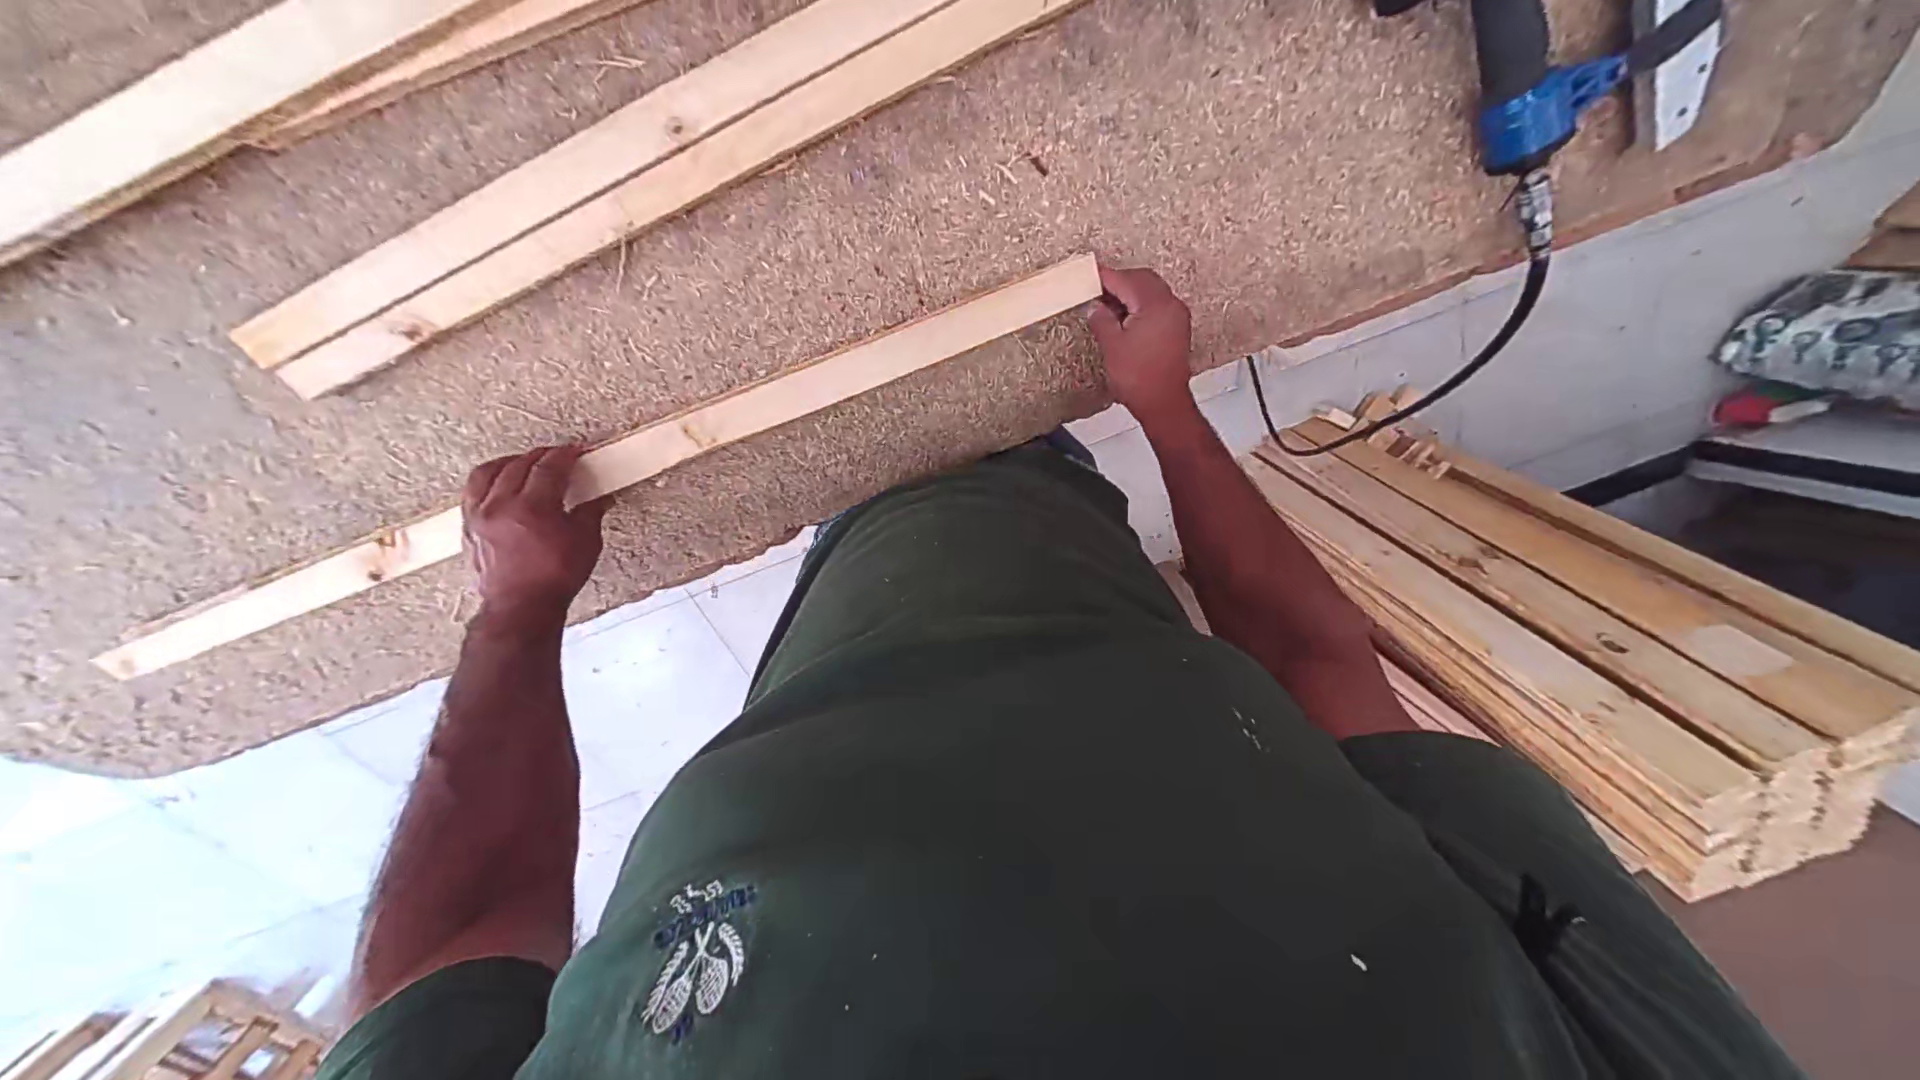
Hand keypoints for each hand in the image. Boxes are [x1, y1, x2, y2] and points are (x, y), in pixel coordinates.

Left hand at [461, 445, 609, 625]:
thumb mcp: (585, 543)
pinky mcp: (469, 526)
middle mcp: (501, 505)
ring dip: (509, 462)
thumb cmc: (554, 578)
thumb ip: (589, 514)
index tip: (576, 451)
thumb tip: (597, 500)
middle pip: (519, 465)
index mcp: (534, 507)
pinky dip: (488, 480)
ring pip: (488, 473)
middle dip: (541, 455)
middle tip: (557, 454)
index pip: (549, 468)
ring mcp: (480, 515)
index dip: (565, 455)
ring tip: (523, 461)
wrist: (521, 606)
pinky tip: (499, 482)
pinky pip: (472, 491)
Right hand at [1088, 264, 1193, 423]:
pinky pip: (1157, 307)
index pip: (1126, 280)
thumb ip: (1101, 320)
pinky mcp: (1176, 331)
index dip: (1105, 277)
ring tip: (1107, 308)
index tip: (1091, 275)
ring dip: (1129, 294)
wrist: (1162, 403)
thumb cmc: (1141, 379)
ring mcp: (1176, 318)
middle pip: (1142, 280)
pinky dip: (1140, 306)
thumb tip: (1095, 308)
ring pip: (1151, 293)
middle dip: (1119, 282)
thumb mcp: (1112, 345)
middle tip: (1096, 291)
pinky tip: (1124, 319)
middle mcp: (1170, 306)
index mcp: (1155, 304)